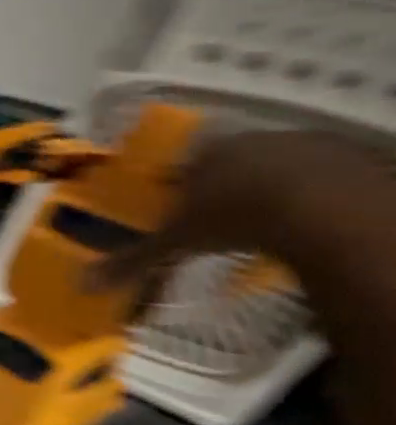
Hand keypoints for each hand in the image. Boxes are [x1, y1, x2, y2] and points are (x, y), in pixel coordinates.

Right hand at [89, 129, 386, 289]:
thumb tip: (83, 284)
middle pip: (228, 162)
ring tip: (251, 222)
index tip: (171, 204)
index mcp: (208, 153)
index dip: (175, 183)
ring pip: (269, 167)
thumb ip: (132, 261)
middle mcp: (252, 140)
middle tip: (208, 217)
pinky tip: (291, 219)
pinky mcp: (341, 158)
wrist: (321, 206)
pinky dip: (297, 196)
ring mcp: (301, 145)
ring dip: (259, 190)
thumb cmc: (233, 216)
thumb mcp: (174, 244)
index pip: (183, 162)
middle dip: (217, 186)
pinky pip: (310, 177)